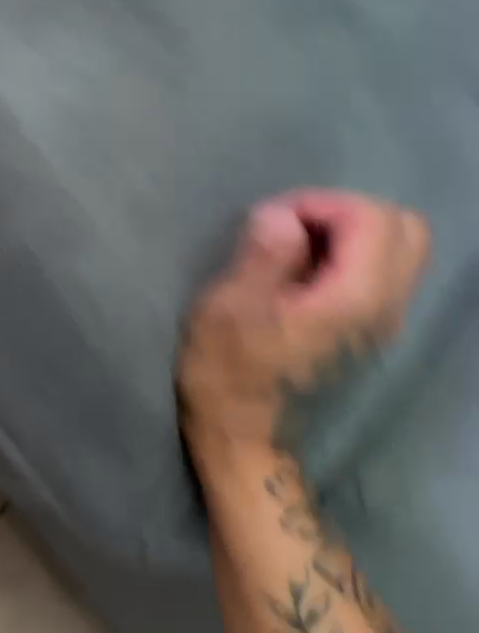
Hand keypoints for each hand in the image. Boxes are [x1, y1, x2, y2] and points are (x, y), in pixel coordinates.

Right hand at [176, 190, 428, 454]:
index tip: (265, 219)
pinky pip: (383, 272)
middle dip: (343, 212)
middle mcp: (387, 304)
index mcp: (354, 296)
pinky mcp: (367, 328)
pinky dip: (347, 255)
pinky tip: (297, 273)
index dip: (318, 203)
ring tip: (286, 248)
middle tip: (283, 226)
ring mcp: (383, 318)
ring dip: (346, 233)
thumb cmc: (226, 367)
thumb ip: (263, 256)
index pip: (372, 219)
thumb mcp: (228, 307)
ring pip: (400, 249)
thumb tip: (280, 214)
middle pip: (405, 229)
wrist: (244, 428)